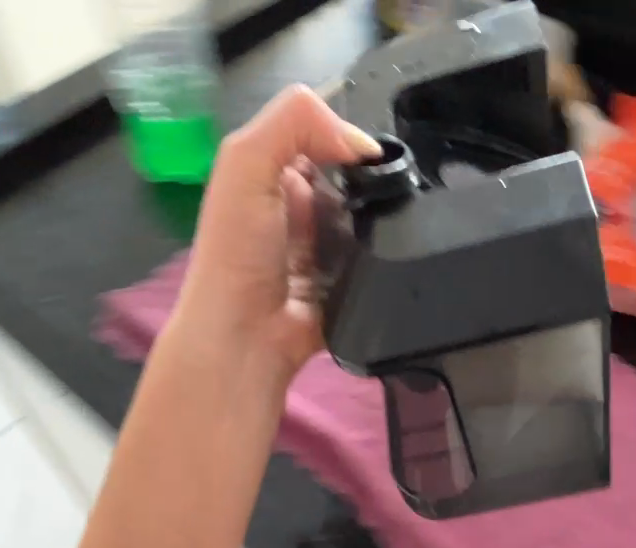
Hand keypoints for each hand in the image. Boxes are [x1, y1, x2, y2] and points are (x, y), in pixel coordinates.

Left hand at [163, 85, 380, 389]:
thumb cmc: (237, 251)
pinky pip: (379, 259)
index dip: (345, 134)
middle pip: (353, 176)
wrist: (246, 337)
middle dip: (373, 178)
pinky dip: (389, 255)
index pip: (320, 134)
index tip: (366, 153)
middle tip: (391, 186)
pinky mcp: (348, 284)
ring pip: (372, 217)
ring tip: (397, 220)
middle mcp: (299, 208)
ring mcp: (326, 249)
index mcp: (271, 173)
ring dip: (385, 217)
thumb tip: (365, 144)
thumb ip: (297, 122)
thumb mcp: (246, 161)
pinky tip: (398, 250)